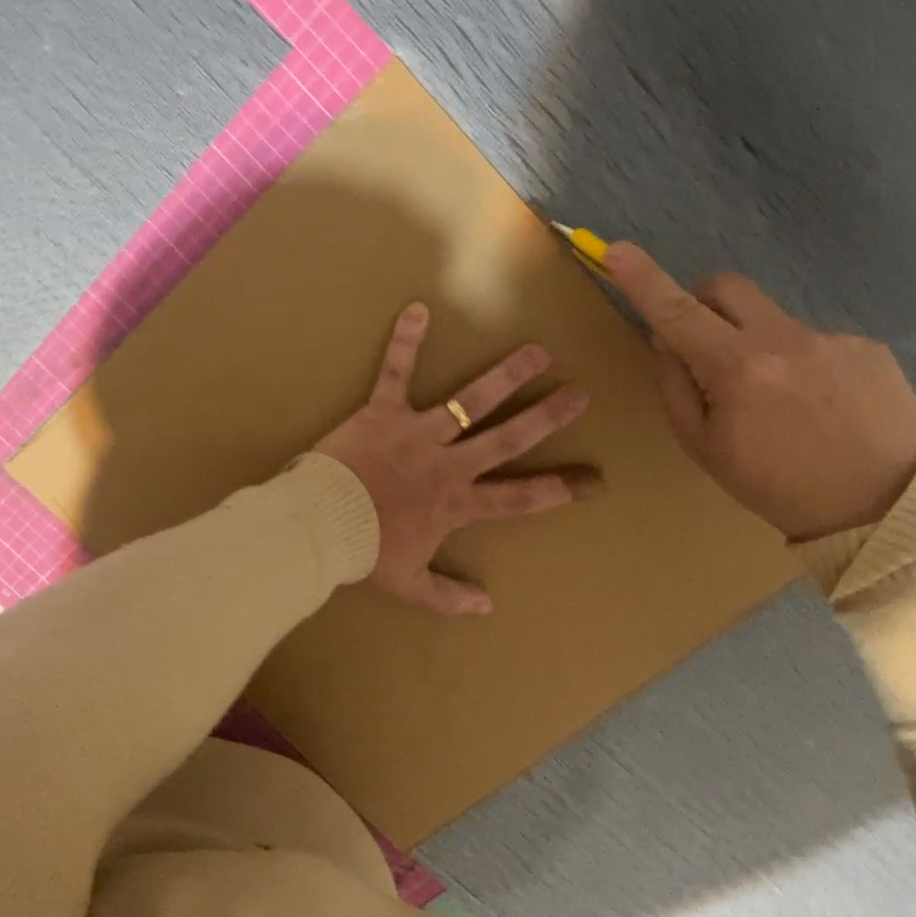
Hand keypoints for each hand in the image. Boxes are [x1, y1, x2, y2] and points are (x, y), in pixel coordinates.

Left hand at [315, 301, 591, 614]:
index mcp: (457, 503)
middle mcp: (448, 463)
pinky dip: (405, 342)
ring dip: (504, 375)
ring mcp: (417, 434)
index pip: (519, 498)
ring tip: (535, 351)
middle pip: (507, 438)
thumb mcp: (409, 584)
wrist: (322, 526)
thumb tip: (486, 608)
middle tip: (579, 394)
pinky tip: (418, 308)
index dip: (558, 489)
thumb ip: (448, 596)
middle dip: (546, 417)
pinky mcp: (382, 413)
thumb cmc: (365, 553)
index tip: (593, 480)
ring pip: (469, 401)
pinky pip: (394, 373)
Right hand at [605, 242, 915, 540]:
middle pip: (726, 287)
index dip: (642, 280)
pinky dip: (798, 366)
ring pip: (769, 321)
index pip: (676, 313)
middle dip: (700, 302)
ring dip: (753, 346)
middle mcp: (785, 339)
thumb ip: (676, 386)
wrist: (883, 507)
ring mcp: (833, 338)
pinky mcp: (868, 347)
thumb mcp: (702, 446)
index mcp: (737, 368)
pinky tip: (815, 408)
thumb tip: (668, 342)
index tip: (616, 251)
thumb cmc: (774, 485)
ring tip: (776, 404)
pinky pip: (812, 343)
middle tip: (698, 343)